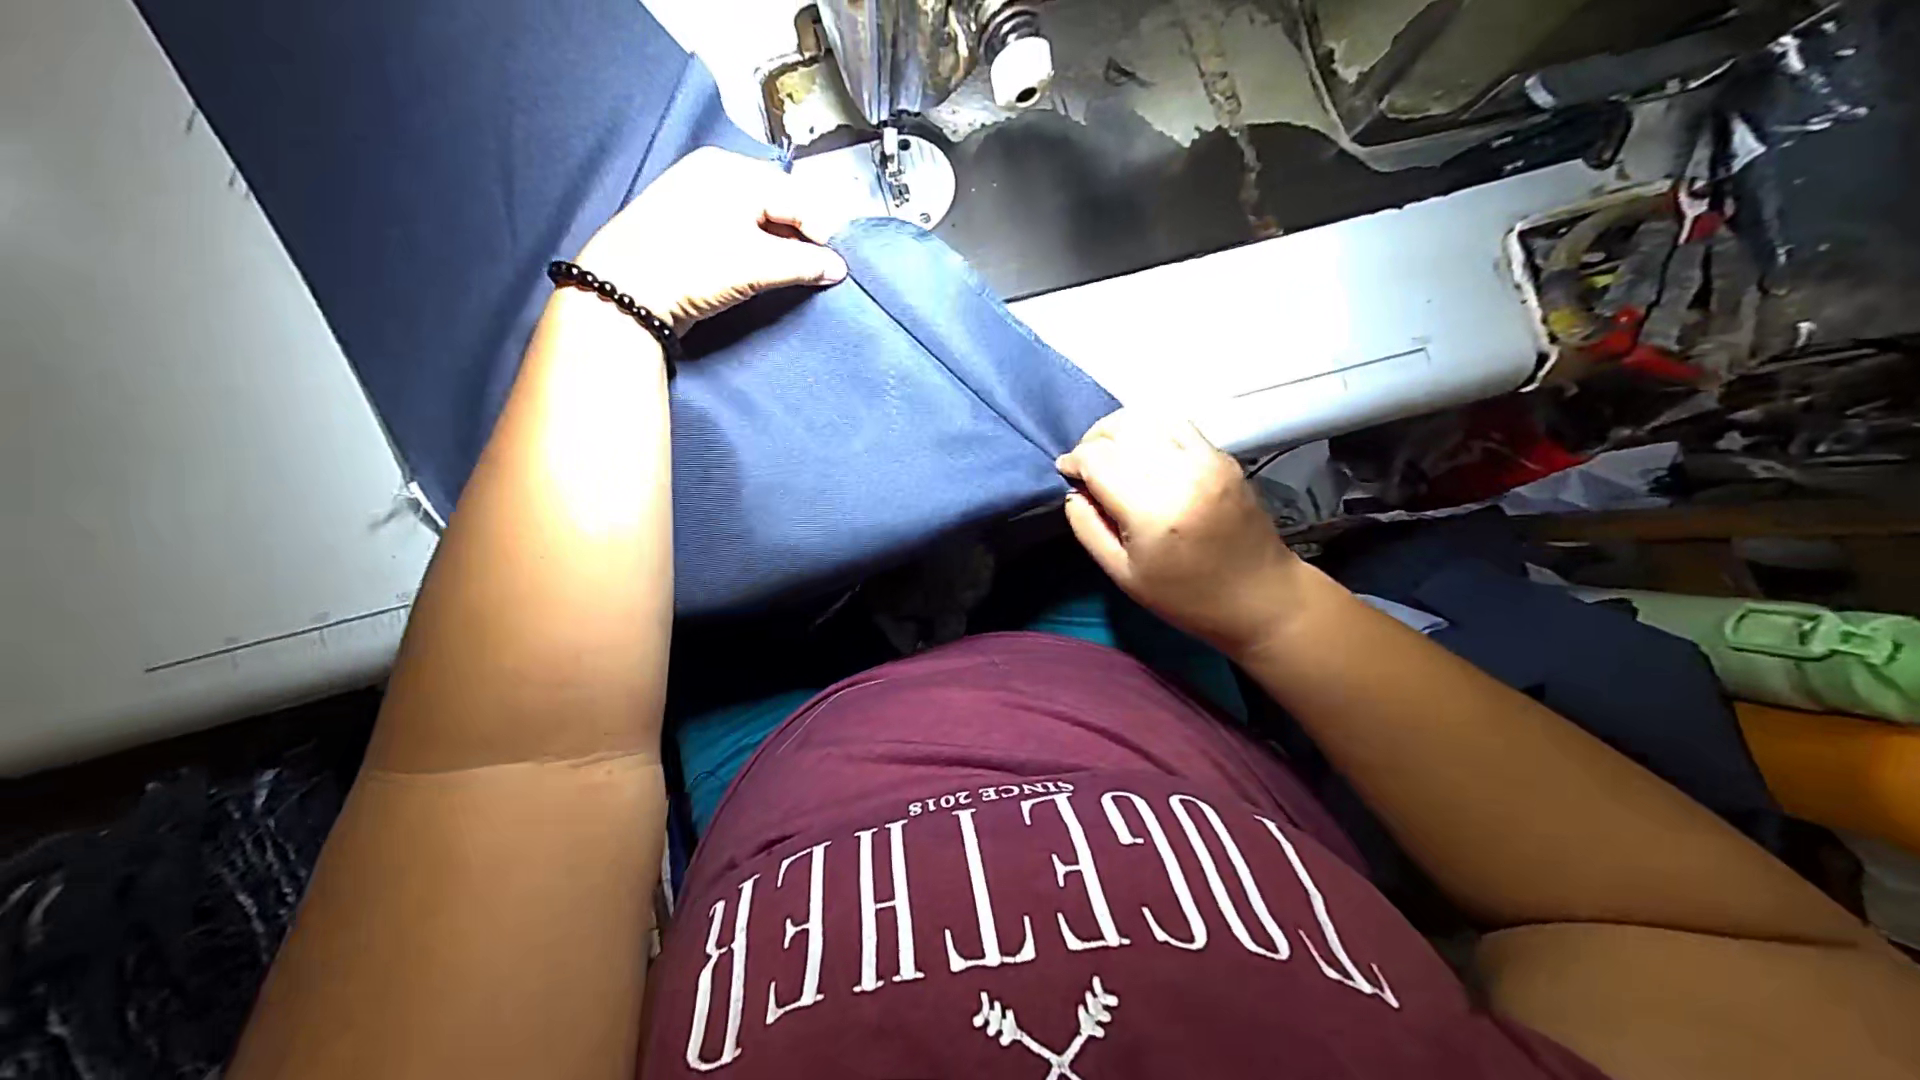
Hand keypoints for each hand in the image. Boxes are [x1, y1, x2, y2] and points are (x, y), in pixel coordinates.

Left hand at [571, 147, 847, 333]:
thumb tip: (836, 267)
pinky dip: (755, 249)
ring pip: (758, 218)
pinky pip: (737, 230)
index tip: (833, 262)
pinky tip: (758, 271)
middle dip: (800, 236)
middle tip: (814, 269)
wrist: (625, 294)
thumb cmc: (688, 267)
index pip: (796, 195)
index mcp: (730, 170)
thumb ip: (805, 263)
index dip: (820, 229)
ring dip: (779, 246)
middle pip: (778, 203)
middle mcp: (713, 175)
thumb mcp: (757, 265)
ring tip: (786, 273)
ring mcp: (698, 199)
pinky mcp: (688, 227)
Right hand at [1056, 411, 1303, 655]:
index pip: (1098, 458)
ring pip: (1147, 417)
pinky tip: (1143, 451)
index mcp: (1153, 510)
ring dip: (1119, 429)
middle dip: (1092, 441)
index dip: (1074, 461)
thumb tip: (1074, 490)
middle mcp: (1181, 474)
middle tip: (1086, 464)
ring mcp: (1207, 460)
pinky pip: (1176, 424)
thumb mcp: (1122, 574)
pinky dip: (1150, 429)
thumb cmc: (1186, 597)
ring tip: (1111, 452)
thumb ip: (1087, 527)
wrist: (1260, 597)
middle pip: (1120, 430)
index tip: (1068, 474)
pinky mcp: (1222, 457)